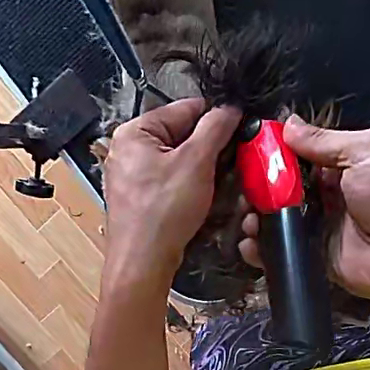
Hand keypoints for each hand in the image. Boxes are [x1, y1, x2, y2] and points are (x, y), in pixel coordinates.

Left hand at [102, 98, 239, 288]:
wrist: (143, 260)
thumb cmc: (165, 210)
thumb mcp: (197, 162)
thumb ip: (215, 130)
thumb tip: (230, 109)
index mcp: (135, 131)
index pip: (183, 110)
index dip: (215, 118)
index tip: (240, 129)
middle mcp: (128, 150)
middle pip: (180, 136)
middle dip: (208, 148)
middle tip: (234, 161)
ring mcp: (132, 176)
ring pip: (178, 161)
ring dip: (202, 169)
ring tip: (221, 182)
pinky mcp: (140, 200)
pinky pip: (171, 182)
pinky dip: (190, 186)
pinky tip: (202, 199)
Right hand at [240, 118, 369, 314]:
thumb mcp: (366, 152)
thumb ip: (325, 141)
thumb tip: (289, 125)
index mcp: (342, 165)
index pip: (298, 154)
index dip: (273, 151)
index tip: (246, 150)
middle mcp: (327, 195)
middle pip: (282, 186)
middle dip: (258, 185)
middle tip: (241, 186)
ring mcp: (320, 228)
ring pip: (277, 218)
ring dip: (256, 214)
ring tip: (245, 213)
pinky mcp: (314, 257)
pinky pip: (283, 251)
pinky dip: (262, 248)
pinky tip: (249, 241)